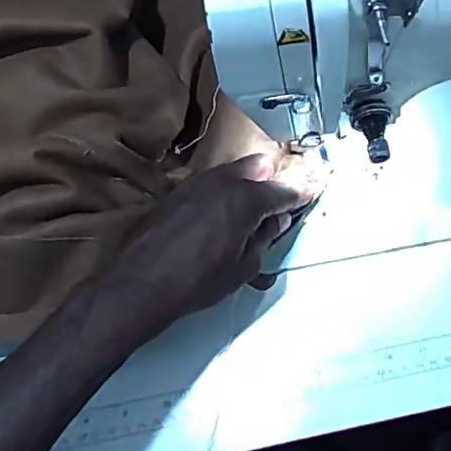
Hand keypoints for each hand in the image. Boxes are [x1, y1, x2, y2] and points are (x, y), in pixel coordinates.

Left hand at [92, 154, 319, 341]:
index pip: (283, 191)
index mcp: (247, 198)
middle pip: (258, 167)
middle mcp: (224, 180)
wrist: (140, 283)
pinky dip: (220, 192)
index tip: (310, 194)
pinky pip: (209, 182)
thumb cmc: (199, 281)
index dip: (299, 194)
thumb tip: (276, 220)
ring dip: (244, 184)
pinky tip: (214, 216)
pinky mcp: (176, 190)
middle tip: (272, 207)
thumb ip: (264, 238)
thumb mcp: (243, 267)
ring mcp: (197, 181)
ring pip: (231, 171)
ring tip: (244, 212)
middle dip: (269, 181)